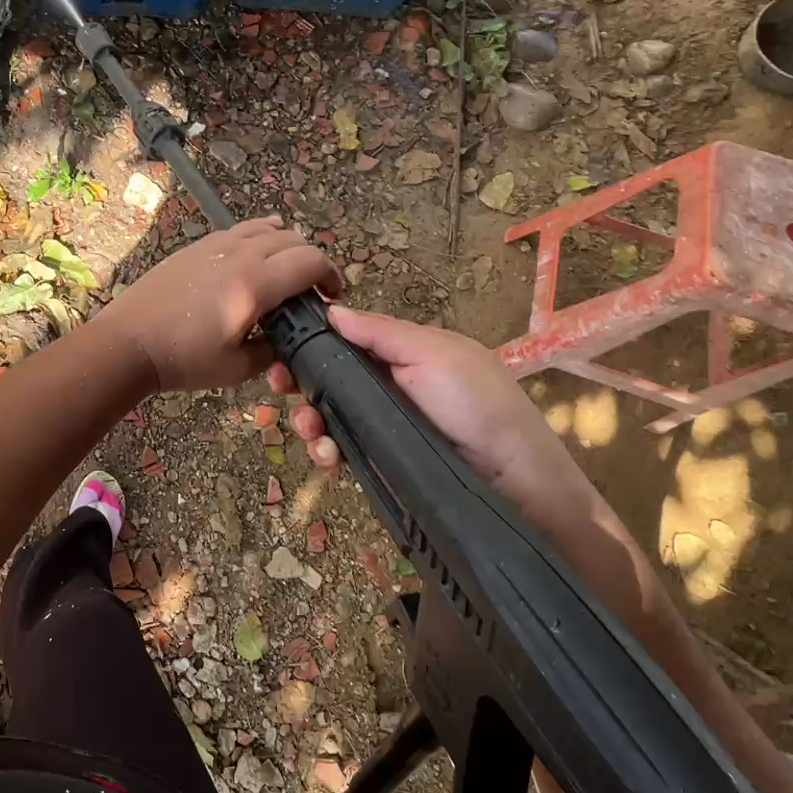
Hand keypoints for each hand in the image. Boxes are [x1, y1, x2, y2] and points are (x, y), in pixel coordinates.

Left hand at [93, 217, 338, 393]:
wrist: (128, 342)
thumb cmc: (182, 359)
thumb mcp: (237, 368)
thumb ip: (272, 351)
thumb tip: (286, 340)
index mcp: (254, 285)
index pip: (310, 262)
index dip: (332, 275)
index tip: (334, 295)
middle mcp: (238, 255)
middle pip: (292, 240)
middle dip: (312, 261)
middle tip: (312, 289)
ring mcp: (213, 245)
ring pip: (265, 228)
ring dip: (286, 244)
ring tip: (287, 269)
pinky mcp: (194, 247)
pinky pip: (237, 230)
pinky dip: (258, 236)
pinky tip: (256, 252)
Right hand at [270, 306, 592, 519]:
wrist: (513, 482)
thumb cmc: (477, 405)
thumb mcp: (434, 353)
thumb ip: (380, 332)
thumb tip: (331, 310)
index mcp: (401, 354)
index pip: (343, 342)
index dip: (310, 342)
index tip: (281, 347)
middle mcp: (386, 388)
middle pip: (325, 379)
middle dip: (297, 382)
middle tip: (278, 387)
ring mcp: (379, 427)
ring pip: (324, 417)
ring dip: (308, 421)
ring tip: (311, 432)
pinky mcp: (377, 462)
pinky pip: (338, 451)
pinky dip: (325, 451)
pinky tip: (328, 456)